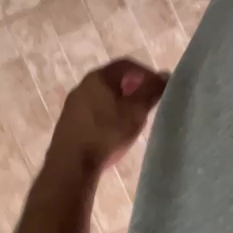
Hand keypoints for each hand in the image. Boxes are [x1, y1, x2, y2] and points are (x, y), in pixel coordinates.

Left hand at [51, 58, 168, 174]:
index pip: (127, 65)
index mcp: (99, 77)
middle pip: (113, 79)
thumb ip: (152, 90)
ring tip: (133, 118)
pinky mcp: (67, 124)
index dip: (146, 73)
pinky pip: (92, 111)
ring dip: (120, 103)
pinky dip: (107, 115)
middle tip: (147, 101)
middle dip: (133, 88)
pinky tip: (113, 131)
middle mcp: (82, 86)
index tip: (158, 87)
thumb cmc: (107, 133)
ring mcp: (72, 105)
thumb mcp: (137, 111)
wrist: (70, 168)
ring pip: (102, 96)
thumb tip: (165, 75)